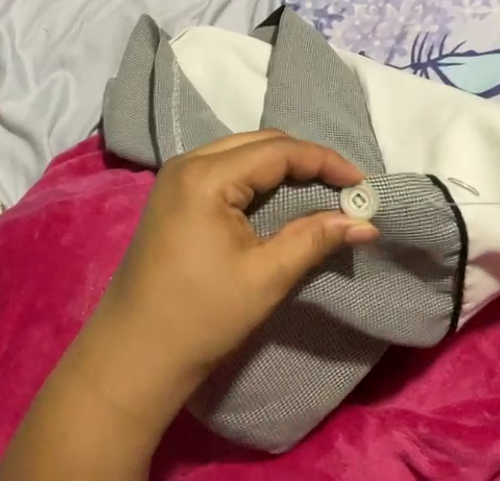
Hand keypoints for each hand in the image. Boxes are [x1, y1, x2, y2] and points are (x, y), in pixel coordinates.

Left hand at [0, 131, 377, 479]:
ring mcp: (176, 177)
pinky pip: (226, 168)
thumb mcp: (266, 277)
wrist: (133, 355)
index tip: (362, 182)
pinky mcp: (173, 194)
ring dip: (283, 166)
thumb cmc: (201, 316)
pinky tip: (281, 196)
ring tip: (321, 189)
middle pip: (260, 143)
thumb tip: (366, 223)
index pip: (278, 151)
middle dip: (306, 159)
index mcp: (206, 176)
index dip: (324, 161)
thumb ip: (315, 239)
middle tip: (345, 186)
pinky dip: (259, 176)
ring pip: (242, 152)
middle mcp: (188, 163)